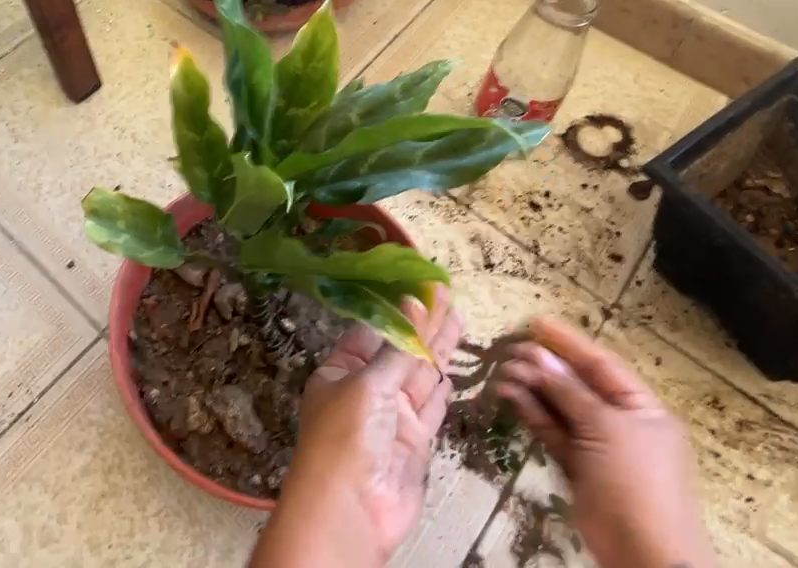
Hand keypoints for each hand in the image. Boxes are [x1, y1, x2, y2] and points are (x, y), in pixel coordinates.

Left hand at [251, 286, 464, 567]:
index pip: (372, 332)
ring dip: (438, 349)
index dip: (397, 311)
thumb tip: (415, 301)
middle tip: (448, 292)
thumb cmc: (346, 437)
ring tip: (457, 318)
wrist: (351, 511)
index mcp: (340, 371)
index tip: (419, 286)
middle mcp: (366, 390)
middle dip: (424, 324)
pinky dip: (441, 388)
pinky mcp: (415, 442)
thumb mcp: (368, 384)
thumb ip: (399, 349)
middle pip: (400, 351)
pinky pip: (431, 408)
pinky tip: (450, 368)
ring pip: (420, 376)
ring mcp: (392, 417)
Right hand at [497, 318, 716, 567]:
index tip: (536, 322)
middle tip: (512, 349)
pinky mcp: (578, 469)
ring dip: (534, 388)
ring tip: (504, 370)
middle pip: (579, 385)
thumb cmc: (637, 482)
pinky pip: (553, 433)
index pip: (602, 364)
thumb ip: (569, 391)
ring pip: (562, 408)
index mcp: (643, 409)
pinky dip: (533, 414)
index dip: (569, 342)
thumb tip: (538, 357)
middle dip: (546, 366)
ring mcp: (599, 447)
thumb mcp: (607, 427)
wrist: (644, 556)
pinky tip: (510, 395)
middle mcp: (622, 423)